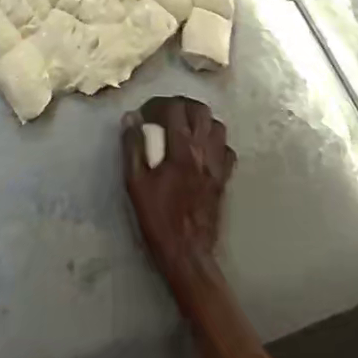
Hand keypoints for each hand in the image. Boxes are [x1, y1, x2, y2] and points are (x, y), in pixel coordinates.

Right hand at [122, 95, 236, 290]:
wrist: (187, 253)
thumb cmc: (157, 217)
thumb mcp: (135, 182)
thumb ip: (132, 146)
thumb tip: (131, 118)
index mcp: (181, 151)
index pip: (175, 109)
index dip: (158, 104)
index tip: (145, 114)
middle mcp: (204, 153)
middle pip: (201, 111)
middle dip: (181, 106)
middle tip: (164, 114)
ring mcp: (218, 166)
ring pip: (218, 127)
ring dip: (200, 121)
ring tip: (183, 128)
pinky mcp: (225, 180)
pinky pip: (227, 150)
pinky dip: (215, 143)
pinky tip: (201, 151)